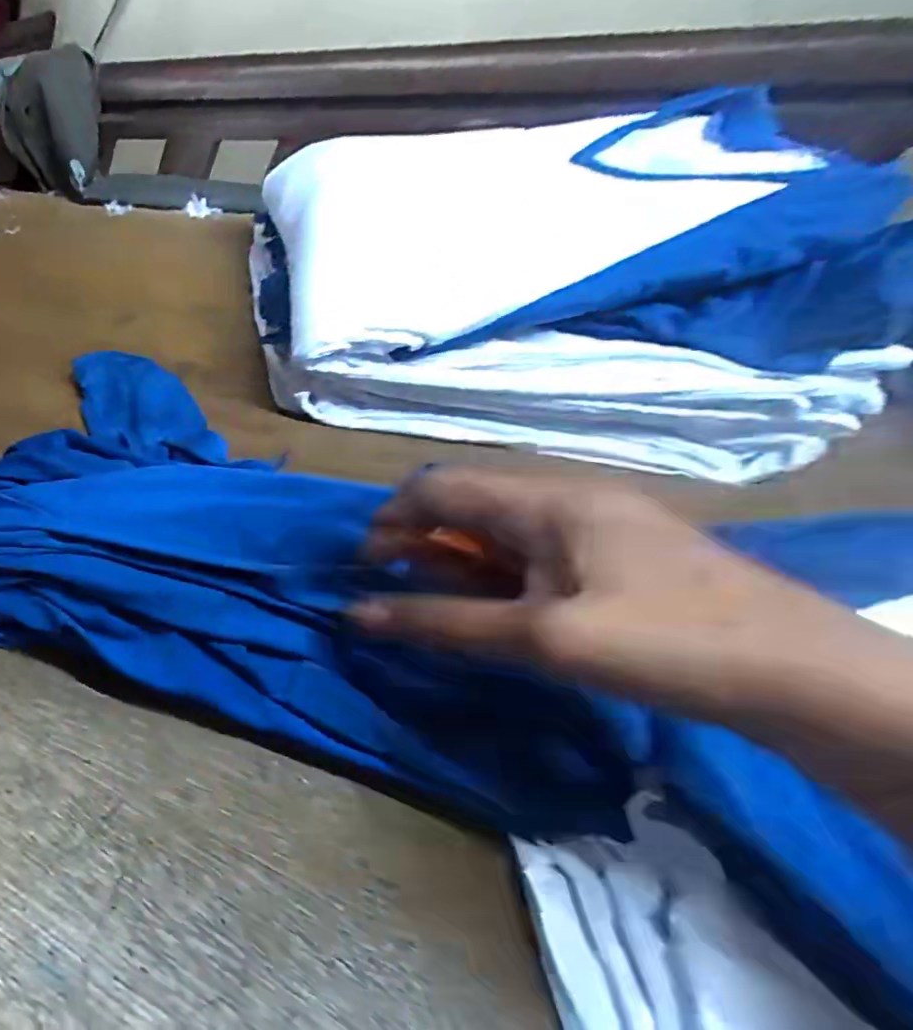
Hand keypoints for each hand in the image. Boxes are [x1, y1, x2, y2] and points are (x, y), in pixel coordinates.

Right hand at [348, 467, 905, 715]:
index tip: (366, 570)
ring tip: (442, 610)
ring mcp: (594, 532)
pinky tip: (495, 614)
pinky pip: (527, 557)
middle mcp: (566, 502)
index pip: (437, 487)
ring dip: (453, 566)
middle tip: (398, 595)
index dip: (390, 522)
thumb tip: (352, 614)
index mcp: (549, 500)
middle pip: (462, 507)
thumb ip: (440, 622)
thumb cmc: (669, 644)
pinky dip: (492, 580)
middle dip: (417, 545)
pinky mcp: (613, 563)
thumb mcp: (540, 638)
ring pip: (492, 534)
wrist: (822, 688)